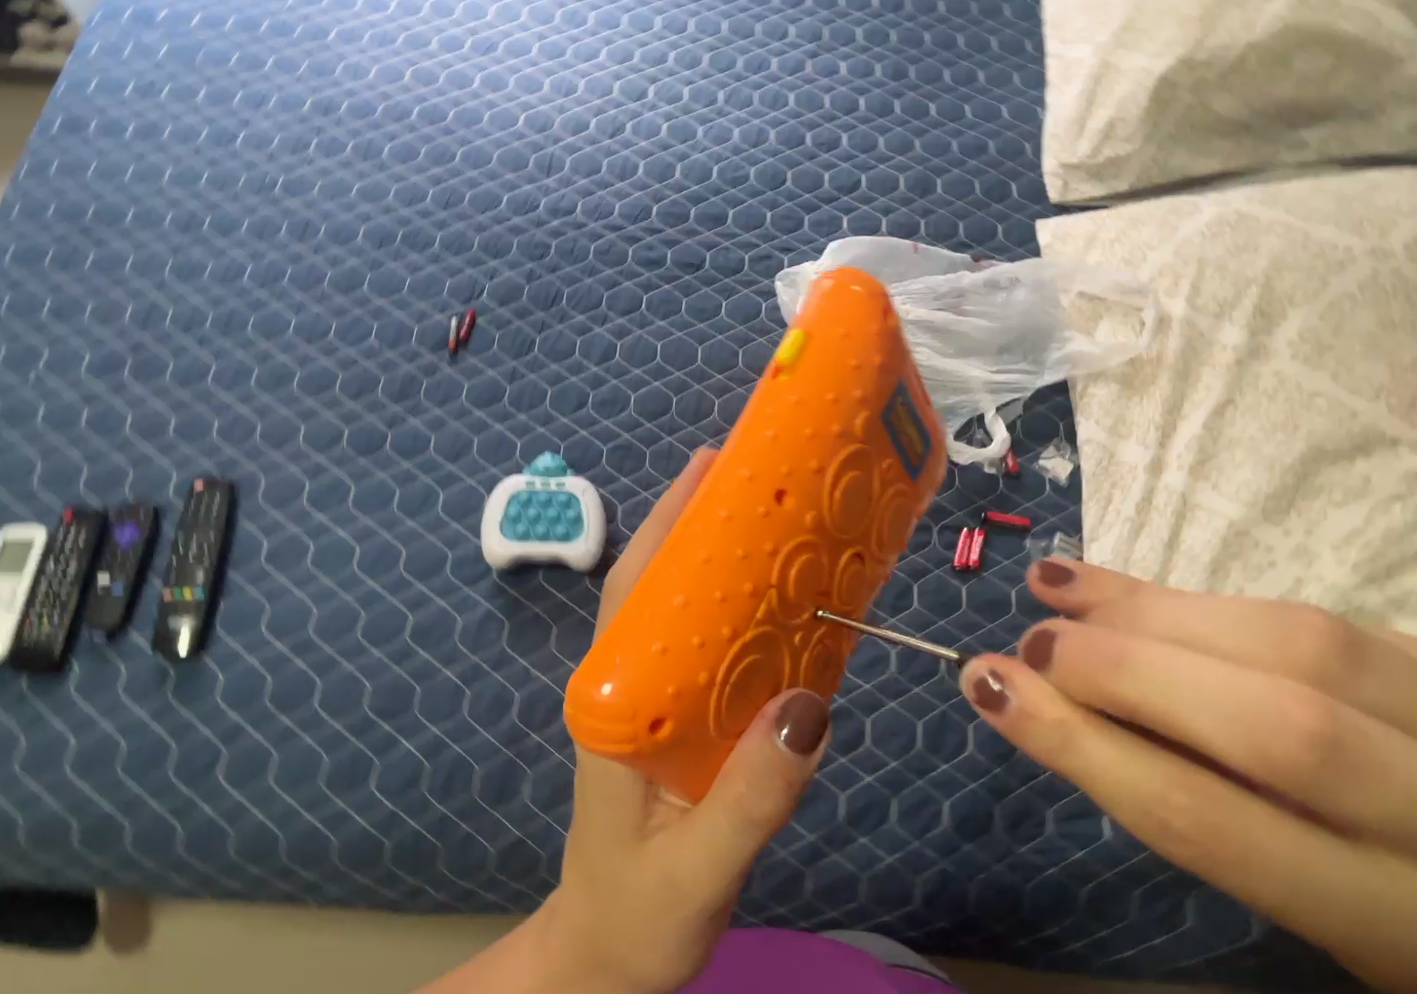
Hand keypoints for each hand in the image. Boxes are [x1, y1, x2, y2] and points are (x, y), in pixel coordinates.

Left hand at [417, 449, 830, 993]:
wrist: (606, 958)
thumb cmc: (638, 916)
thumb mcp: (698, 869)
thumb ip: (750, 797)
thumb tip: (810, 707)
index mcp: (615, 708)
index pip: (634, 596)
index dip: (667, 527)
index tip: (710, 470)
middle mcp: (628, 691)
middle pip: (659, 589)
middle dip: (698, 526)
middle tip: (759, 475)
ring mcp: (652, 708)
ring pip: (685, 618)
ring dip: (722, 565)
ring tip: (780, 521)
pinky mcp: (677, 729)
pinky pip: (712, 659)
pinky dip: (744, 622)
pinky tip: (789, 610)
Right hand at [961, 558, 1416, 993]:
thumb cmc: (1408, 949)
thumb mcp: (1305, 927)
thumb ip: (1193, 818)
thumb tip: (1052, 709)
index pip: (1217, 823)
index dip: (1086, 747)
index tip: (988, 690)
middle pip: (1277, 727)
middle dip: (1125, 671)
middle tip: (1028, 646)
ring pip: (1309, 647)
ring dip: (1160, 613)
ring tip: (1062, 595)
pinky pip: (1328, 618)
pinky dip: (1212, 596)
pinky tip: (1138, 592)